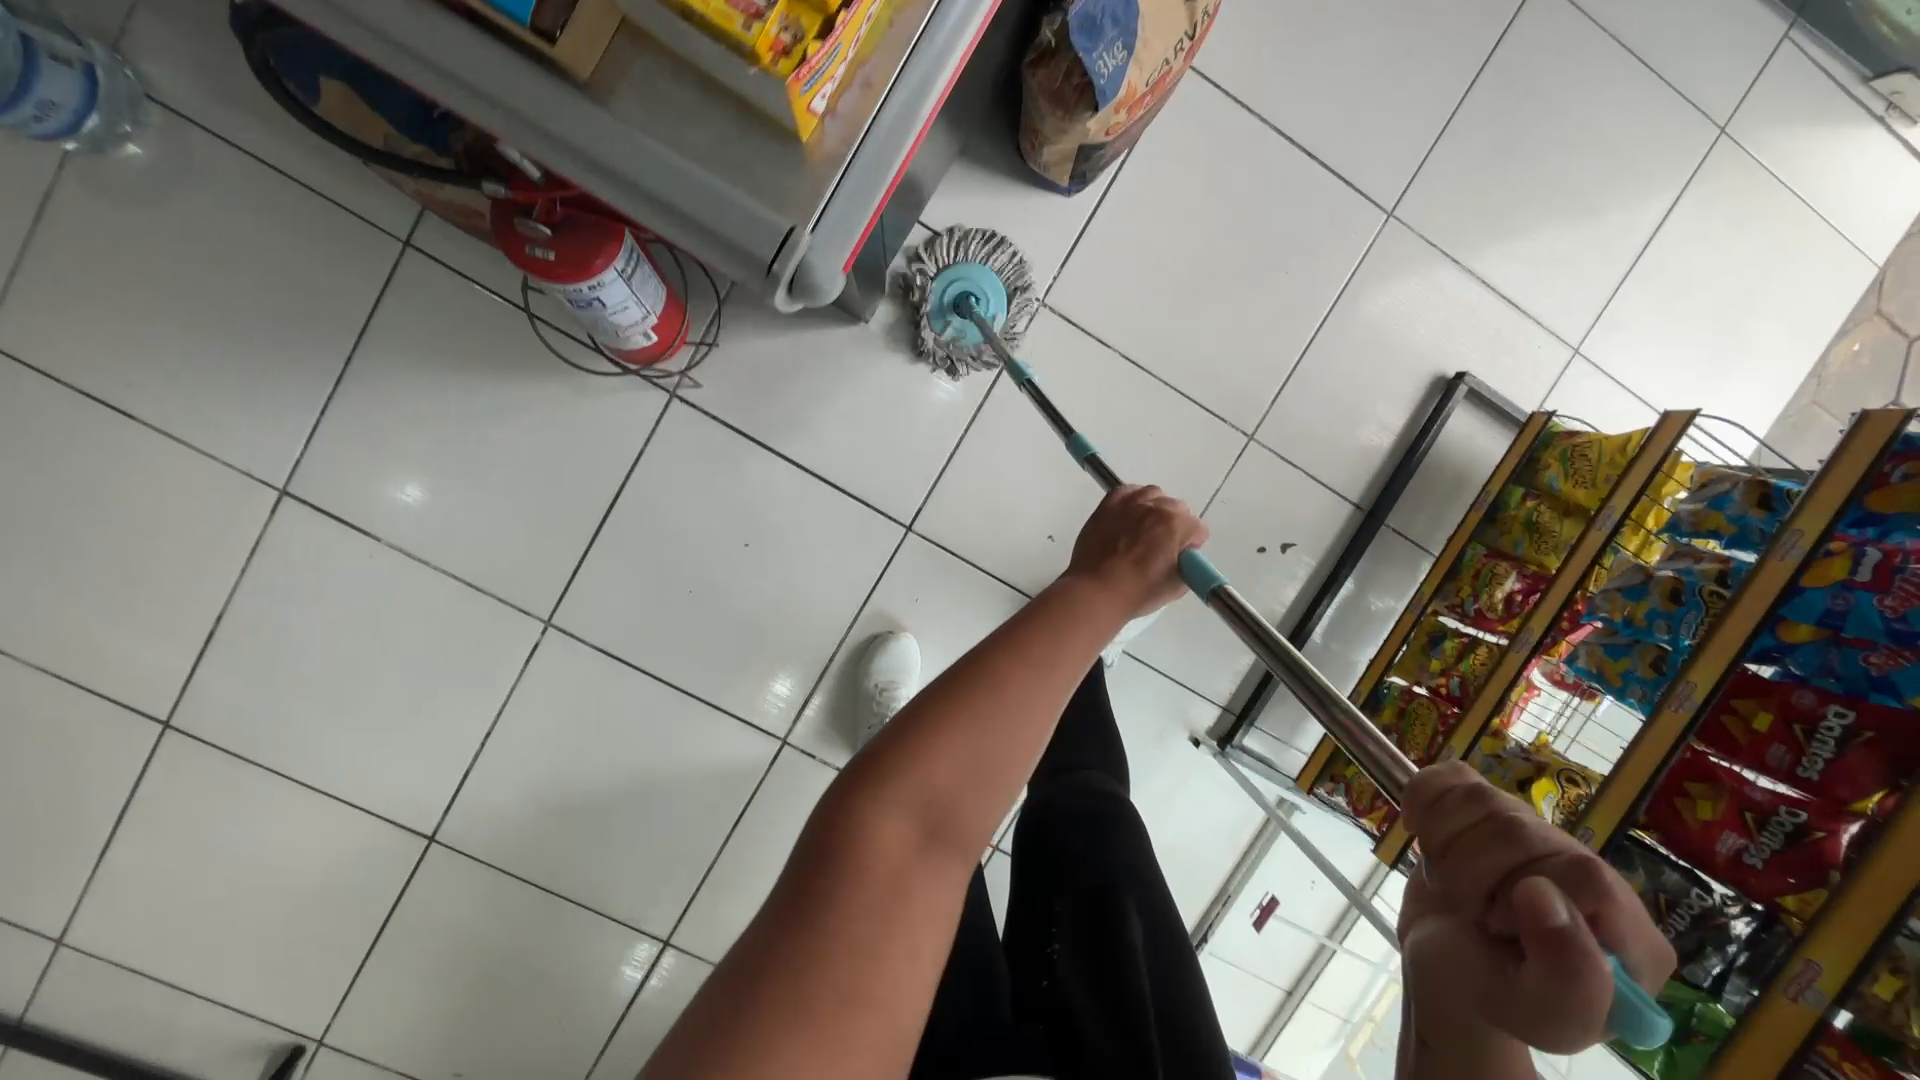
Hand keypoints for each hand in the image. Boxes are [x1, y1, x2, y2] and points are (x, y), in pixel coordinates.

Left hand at [1064, 485, 1208, 618]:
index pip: (1198, 529)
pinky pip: (1128, 492)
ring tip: (1143, 533)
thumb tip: (1184, 556)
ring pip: (1154, 496)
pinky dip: (1133, 501)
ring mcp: (1130, 502)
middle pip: (1178, 510)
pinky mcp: (1109, 504)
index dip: (1190, 547)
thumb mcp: (1177, 585)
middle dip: (1174, 528)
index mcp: (1177, 524)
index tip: (1179, 559)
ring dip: (1154, 511)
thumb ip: (1188, 564)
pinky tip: (1128, 518)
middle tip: (1160, 549)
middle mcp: (1156, 506)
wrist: (1095, 590)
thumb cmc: (1137, 591)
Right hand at [1397, 762, 1674, 1053]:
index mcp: (1624, 925)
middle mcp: (1585, 866)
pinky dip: (1424, 804)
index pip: (1584, 873)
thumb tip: (1540, 890)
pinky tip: (1428, 841)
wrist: (1450, 974)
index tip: (1495, 926)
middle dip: (1471, 875)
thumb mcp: (1546, 1015)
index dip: (1526, 891)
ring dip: (1443, 846)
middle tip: (1468, 915)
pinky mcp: (1482, 808)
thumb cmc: (1500, 1001)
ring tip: (1452, 887)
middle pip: (1519, 830)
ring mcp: (1532, 831)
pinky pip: (1450, 777)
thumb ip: (1570, 975)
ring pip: (1479, 799)